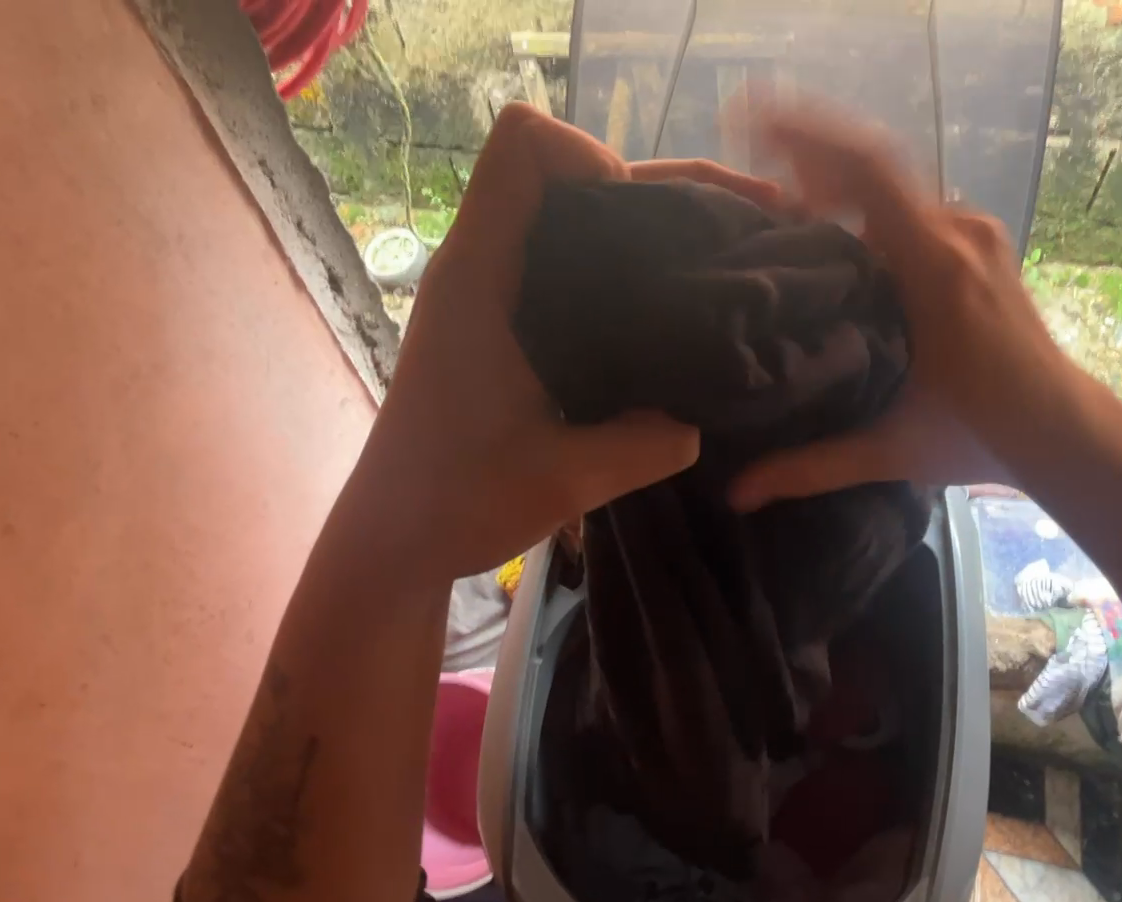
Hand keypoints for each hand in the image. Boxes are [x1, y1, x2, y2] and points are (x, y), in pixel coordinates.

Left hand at [346, 104, 782, 581]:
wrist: (396, 538)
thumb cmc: (459, 505)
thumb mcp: (568, 481)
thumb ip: (649, 443)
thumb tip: (701, 416)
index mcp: (482, 278)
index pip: (524, 143)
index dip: (593, 160)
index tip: (643, 231)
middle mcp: (481, 269)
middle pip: (561, 175)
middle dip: (649, 194)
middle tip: (724, 242)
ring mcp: (487, 298)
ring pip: (567, 225)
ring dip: (638, 240)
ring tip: (714, 275)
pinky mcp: (497, 330)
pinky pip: (561, 272)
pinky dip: (617, 281)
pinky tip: (664, 325)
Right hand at [727, 107, 1081, 509]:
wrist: (1062, 429)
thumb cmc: (979, 436)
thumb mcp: (887, 449)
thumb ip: (809, 468)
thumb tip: (736, 495)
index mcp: (933, 270)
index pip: (868, 173)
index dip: (807, 143)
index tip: (750, 136)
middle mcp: (957, 235)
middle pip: (874, 167)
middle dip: (810, 156)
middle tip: (751, 166)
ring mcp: (974, 235)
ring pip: (896, 187)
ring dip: (840, 182)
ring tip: (784, 196)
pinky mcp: (981, 246)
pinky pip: (915, 206)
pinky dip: (870, 204)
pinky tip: (839, 229)